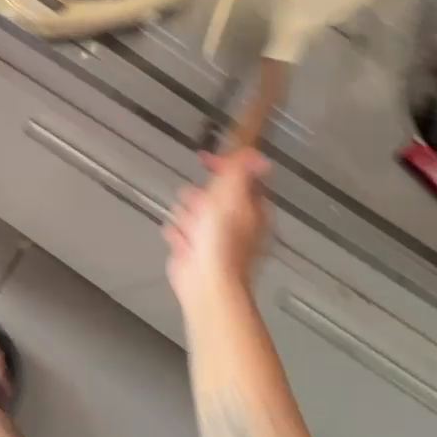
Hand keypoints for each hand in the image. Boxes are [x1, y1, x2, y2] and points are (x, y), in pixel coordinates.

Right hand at [165, 150, 271, 305]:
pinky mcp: (196, 250)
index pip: (240, 179)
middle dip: (200, 196)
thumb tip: (258, 156)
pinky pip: (181, 230)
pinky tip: (181, 240)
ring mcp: (216, 238)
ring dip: (187, 215)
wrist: (206, 281)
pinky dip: (179, 233)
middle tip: (199, 203)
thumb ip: (241, 173)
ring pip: (194, 211)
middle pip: (213, 194)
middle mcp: (237, 224)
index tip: (206, 159)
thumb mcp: (232, 196)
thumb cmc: (222, 239)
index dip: (223, 166)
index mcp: (252, 210)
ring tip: (190, 227)